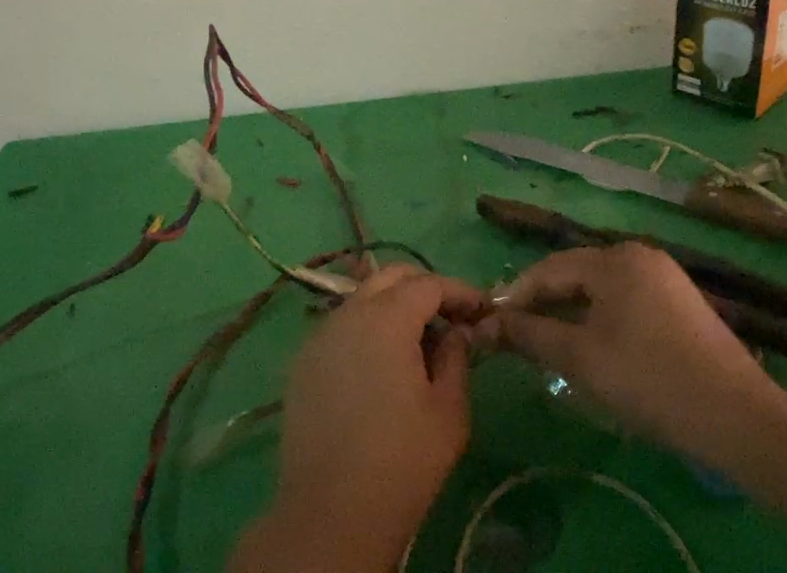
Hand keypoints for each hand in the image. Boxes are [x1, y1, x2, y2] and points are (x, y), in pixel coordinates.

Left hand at [230, 264, 485, 571]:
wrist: (331, 509)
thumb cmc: (403, 461)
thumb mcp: (448, 410)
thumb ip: (455, 358)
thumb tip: (455, 332)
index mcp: (386, 318)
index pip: (428, 283)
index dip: (460, 291)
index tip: (484, 311)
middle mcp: (347, 314)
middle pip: (389, 277)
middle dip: (425, 288)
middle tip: (453, 319)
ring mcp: (319, 336)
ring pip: (361, 298)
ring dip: (393, 306)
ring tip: (420, 343)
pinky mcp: (303, 361)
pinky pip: (340, 326)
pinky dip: (366, 328)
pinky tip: (382, 364)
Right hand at [487, 243, 786, 460]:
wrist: (738, 420)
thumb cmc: (648, 380)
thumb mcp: (578, 357)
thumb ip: (528, 334)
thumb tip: (486, 324)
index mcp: (614, 259)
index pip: (547, 270)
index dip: (514, 298)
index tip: (488, 326)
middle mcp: (640, 256)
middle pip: (573, 276)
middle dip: (541, 307)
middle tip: (514, 339)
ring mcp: (665, 280)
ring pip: (599, 293)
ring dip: (568, 316)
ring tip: (546, 347)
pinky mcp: (681, 306)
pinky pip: (624, 304)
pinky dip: (598, 322)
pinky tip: (590, 351)